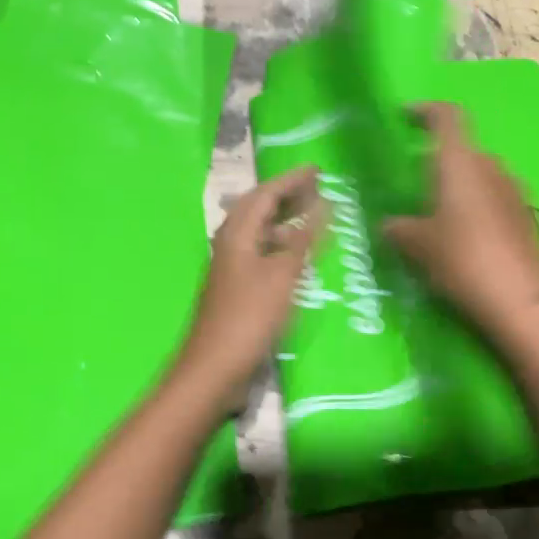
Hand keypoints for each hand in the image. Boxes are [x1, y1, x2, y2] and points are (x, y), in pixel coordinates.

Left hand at [179, 165, 324, 391]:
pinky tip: (297, 257)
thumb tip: (324, 203)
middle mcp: (230, 244)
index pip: (265, 194)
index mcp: (237, 234)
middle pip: (258, 209)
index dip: (291, 180)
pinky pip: (260, 252)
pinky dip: (280, 245)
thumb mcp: (283, 275)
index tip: (318, 169)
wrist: (214, 368)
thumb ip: (303, 238)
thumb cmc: (250, 317)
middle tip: (317, 188)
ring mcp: (230, 267)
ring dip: (284, 221)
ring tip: (313, 218)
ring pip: (258, 232)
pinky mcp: (235, 287)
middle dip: (286, 195)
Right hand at [384, 104, 538, 343]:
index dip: (425, 111)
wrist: (523, 298)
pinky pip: (494, 199)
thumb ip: (400, 229)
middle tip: (414, 185)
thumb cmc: (463, 257)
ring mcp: (513, 190)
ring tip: (436, 217)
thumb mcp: (419, 245)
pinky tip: (463, 239)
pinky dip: (476, 209)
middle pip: (462, 150)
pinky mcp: (526, 216)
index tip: (405, 117)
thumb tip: (389, 224)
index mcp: (460, 161)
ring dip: (459, 188)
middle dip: (438, 162)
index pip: (446, 117)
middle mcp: (490, 166)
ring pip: (479, 176)